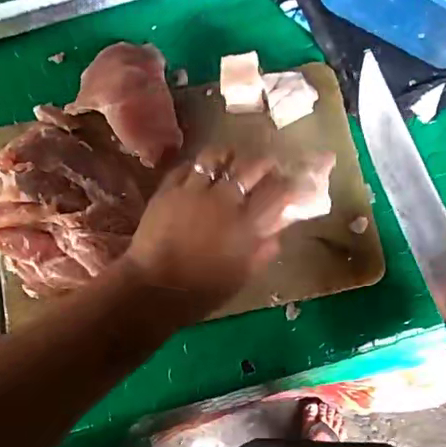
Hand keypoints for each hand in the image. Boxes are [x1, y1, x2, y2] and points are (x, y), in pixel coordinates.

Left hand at [119, 146, 295, 319]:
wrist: (154, 288)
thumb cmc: (201, 291)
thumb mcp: (240, 278)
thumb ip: (261, 254)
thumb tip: (276, 237)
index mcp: (245, 225)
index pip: (276, 194)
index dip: (287, 185)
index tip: (291, 183)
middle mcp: (223, 201)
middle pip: (250, 168)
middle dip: (264, 163)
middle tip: (268, 164)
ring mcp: (193, 191)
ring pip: (215, 158)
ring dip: (229, 155)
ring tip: (232, 157)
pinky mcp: (168, 190)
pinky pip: (186, 167)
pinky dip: (197, 166)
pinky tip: (201, 170)